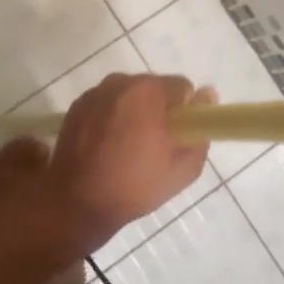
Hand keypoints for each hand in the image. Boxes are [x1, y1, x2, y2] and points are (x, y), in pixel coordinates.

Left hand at [40, 73, 213, 251]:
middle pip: (153, 88)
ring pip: (128, 96)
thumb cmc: (135, 184)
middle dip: (159, 111)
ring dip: (134, 114)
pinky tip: (107, 147)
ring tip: (129, 149)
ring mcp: (94, 93)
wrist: (77, 201)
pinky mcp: (77, 106)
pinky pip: (106, 105)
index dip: (185, 112)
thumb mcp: (183, 168)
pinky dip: (112, 119)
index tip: (179, 136)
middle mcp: (119, 82)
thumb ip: (200, 129)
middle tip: (156, 146)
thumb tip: (206, 96)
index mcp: (147, 91)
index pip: (181, 87)